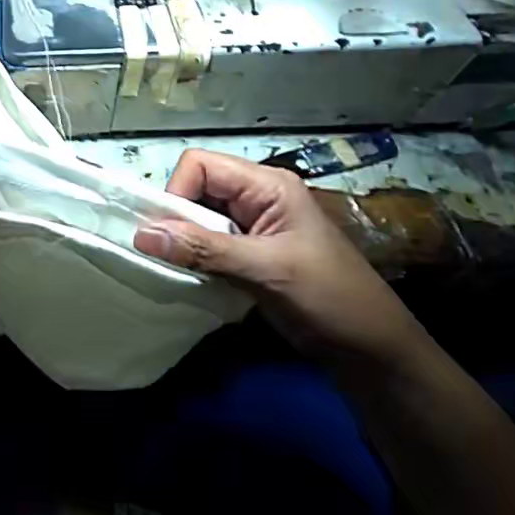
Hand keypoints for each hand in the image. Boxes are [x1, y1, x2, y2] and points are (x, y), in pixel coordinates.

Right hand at [134, 149, 424, 363]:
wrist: (371, 349)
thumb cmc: (329, 297)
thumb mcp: (266, 269)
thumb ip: (205, 249)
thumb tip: (143, 234)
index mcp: (267, 185)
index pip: (201, 165)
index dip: (177, 191)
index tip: (166, 232)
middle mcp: (256, 197)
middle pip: (196, 189)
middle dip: (176, 219)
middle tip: (167, 255)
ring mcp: (253, 227)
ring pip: (199, 218)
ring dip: (184, 241)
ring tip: (178, 269)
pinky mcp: (249, 255)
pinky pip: (208, 244)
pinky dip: (195, 259)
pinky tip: (193, 279)